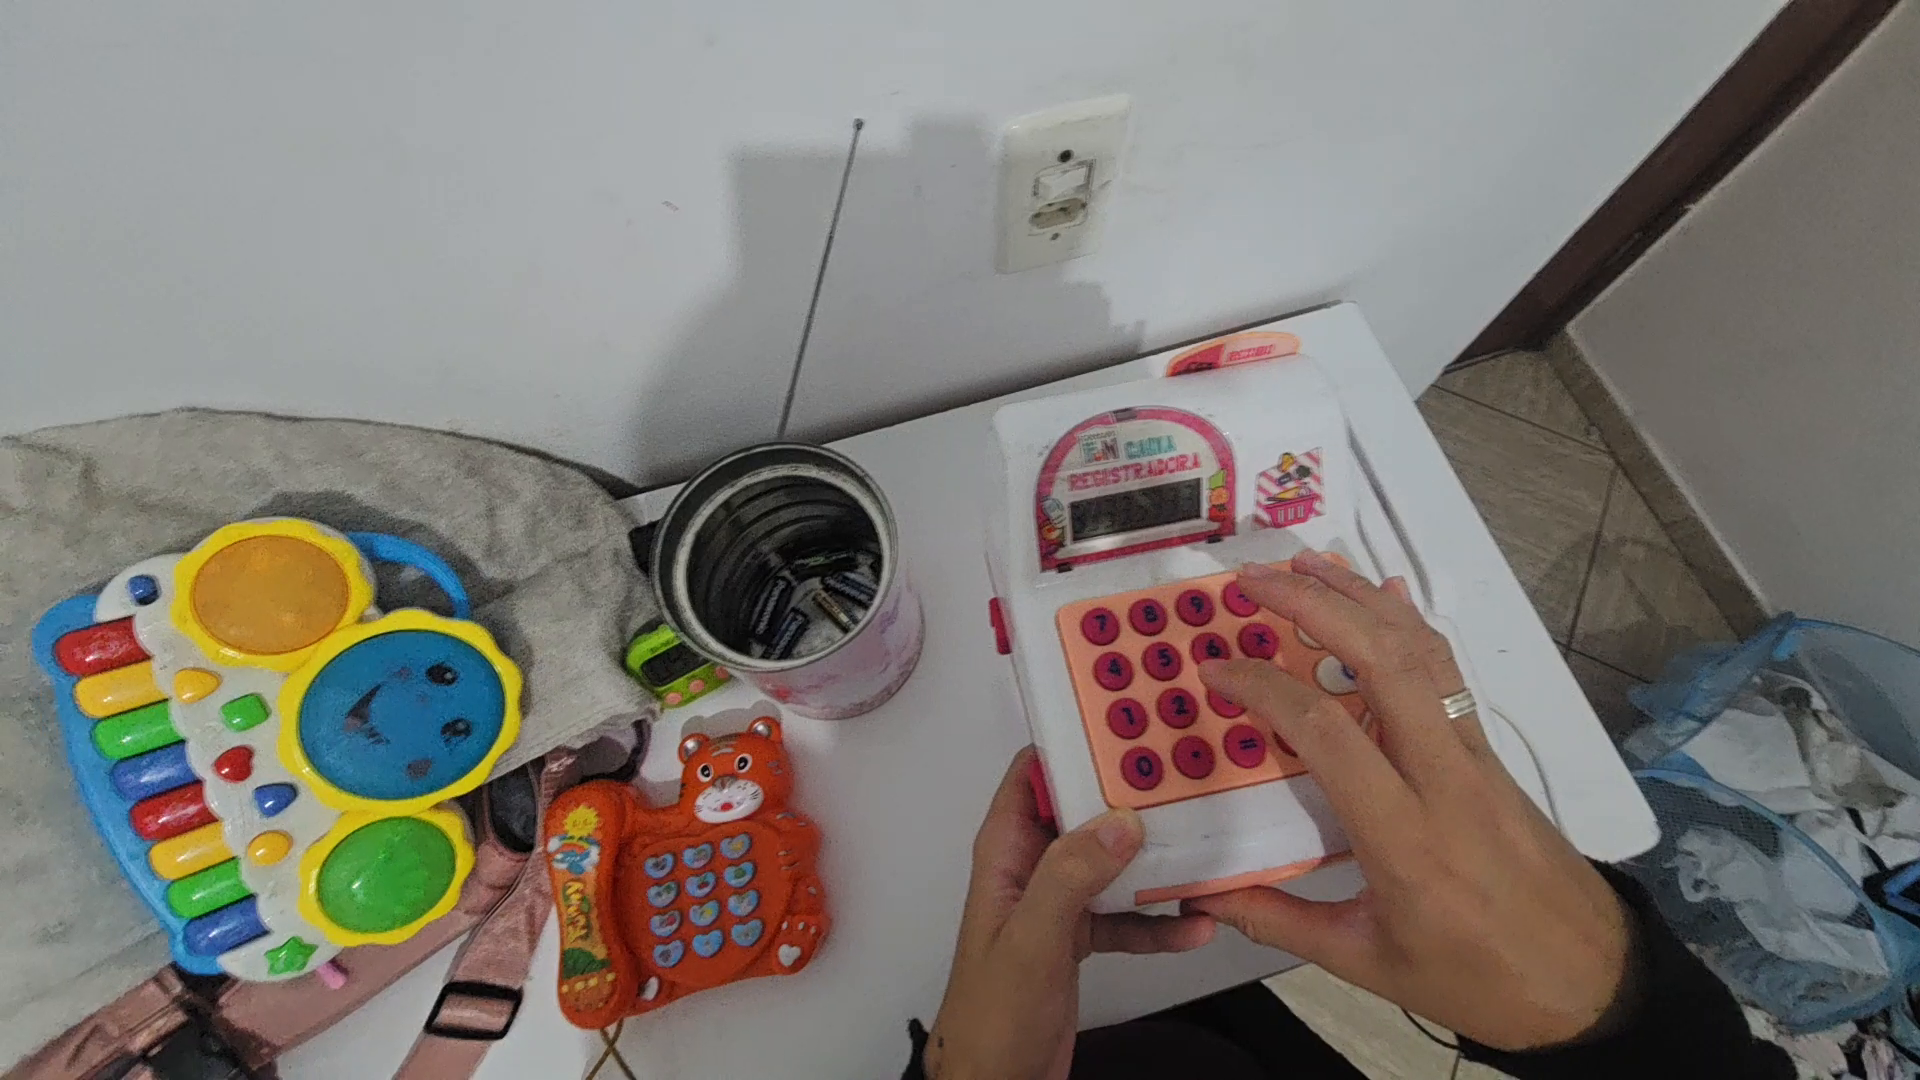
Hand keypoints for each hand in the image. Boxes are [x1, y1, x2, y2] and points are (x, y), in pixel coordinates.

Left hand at [926, 748, 1215, 1079]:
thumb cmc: (996, 1008)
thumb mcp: (1033, 935)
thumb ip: (1071, 875)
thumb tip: (1122, 818)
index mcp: (1007, 847)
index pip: (1033, 773)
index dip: (1071, 745)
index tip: (1122, 729)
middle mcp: (1033, 862)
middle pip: (1080, 809)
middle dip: (1125, 797)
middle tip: (1180, 782)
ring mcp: (1058, 898)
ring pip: (1108, 860)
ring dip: (1150, 858)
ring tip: (1202, 848)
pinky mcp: (1079, 934)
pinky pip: (1123, 914)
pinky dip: (1155, 919)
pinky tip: (1195, 926)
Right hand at [1188, 553, 1632, 1051]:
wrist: (1594, 987)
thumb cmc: (1474, 977)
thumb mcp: (1365, 964)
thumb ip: (1275, 921)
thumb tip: (1198, 898)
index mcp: (1403, 833)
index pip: (1325, 730)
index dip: (1262, 687)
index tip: (1215, 672)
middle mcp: (1441, 774)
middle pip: (1381, 661)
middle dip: (1312, 606)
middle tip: (1252, 581)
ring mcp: (1470, 752)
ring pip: (1417, 651)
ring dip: (1355, 597)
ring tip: (1301, 564)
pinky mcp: (1485, 745)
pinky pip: (1444, 668)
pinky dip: (1408, 619)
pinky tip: (1381, 589)